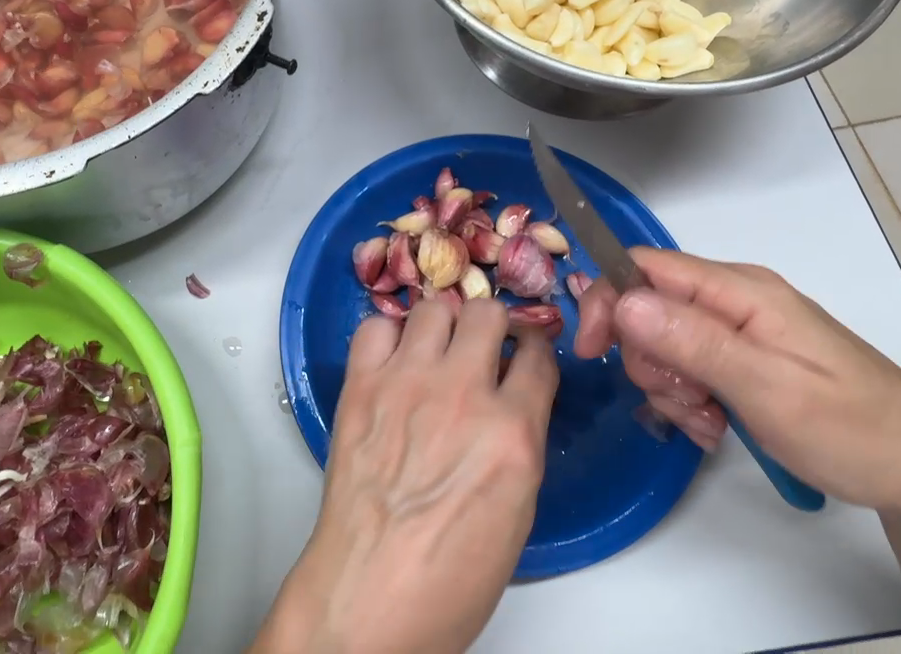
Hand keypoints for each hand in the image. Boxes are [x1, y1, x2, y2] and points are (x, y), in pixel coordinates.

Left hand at [251, 298, 558, 653]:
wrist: (371, 591)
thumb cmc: (452, 575)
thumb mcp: (517, 509)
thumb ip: (519, 440)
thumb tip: (511, 400)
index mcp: (513, 432)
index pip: (539, 355)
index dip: (535, 348)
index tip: (525, 352)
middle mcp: (463, 394)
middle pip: (486, 313)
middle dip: (491, 324)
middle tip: (481, 343)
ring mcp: (407, 383)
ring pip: (434, 308)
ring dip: (442, 323)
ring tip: (436, 346)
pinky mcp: (362, 386)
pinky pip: (375, 327)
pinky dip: (388, 335)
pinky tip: (393, 359)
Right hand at [574, 247, 900, 513]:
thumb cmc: (852, 428)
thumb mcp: (768, 389)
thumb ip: (694, 342)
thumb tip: (622, 301)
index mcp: (740, 290)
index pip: (643, 268)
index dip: (606, 299)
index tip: (592, 351)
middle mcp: (734, 298)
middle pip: (647, 309)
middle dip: (649, 360)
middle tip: (685, 402)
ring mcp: (739, 327)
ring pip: (662, 342)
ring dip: (669, 386)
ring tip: (708, 422)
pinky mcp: (743, 356)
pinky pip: (688, 365)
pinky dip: (688, 397)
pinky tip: (715, 425)